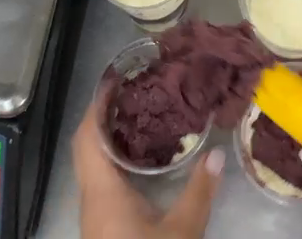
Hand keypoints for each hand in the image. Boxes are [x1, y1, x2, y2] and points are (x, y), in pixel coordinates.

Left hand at [73, 90, 224, 238]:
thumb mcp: (182, 233)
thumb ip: (199, 192)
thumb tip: (217, 154)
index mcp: (102, 191)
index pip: (86, 136)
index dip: (96, 104)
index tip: (116, 79)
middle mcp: (90, 198)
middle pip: (84, 146)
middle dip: (102, 115)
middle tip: (131, 91)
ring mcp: (93, 214)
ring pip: (89, 163)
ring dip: (106, 136)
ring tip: (137, 113)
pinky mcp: (100, 226)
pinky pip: (98, 179)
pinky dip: (112, 158)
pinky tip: (138, 157)